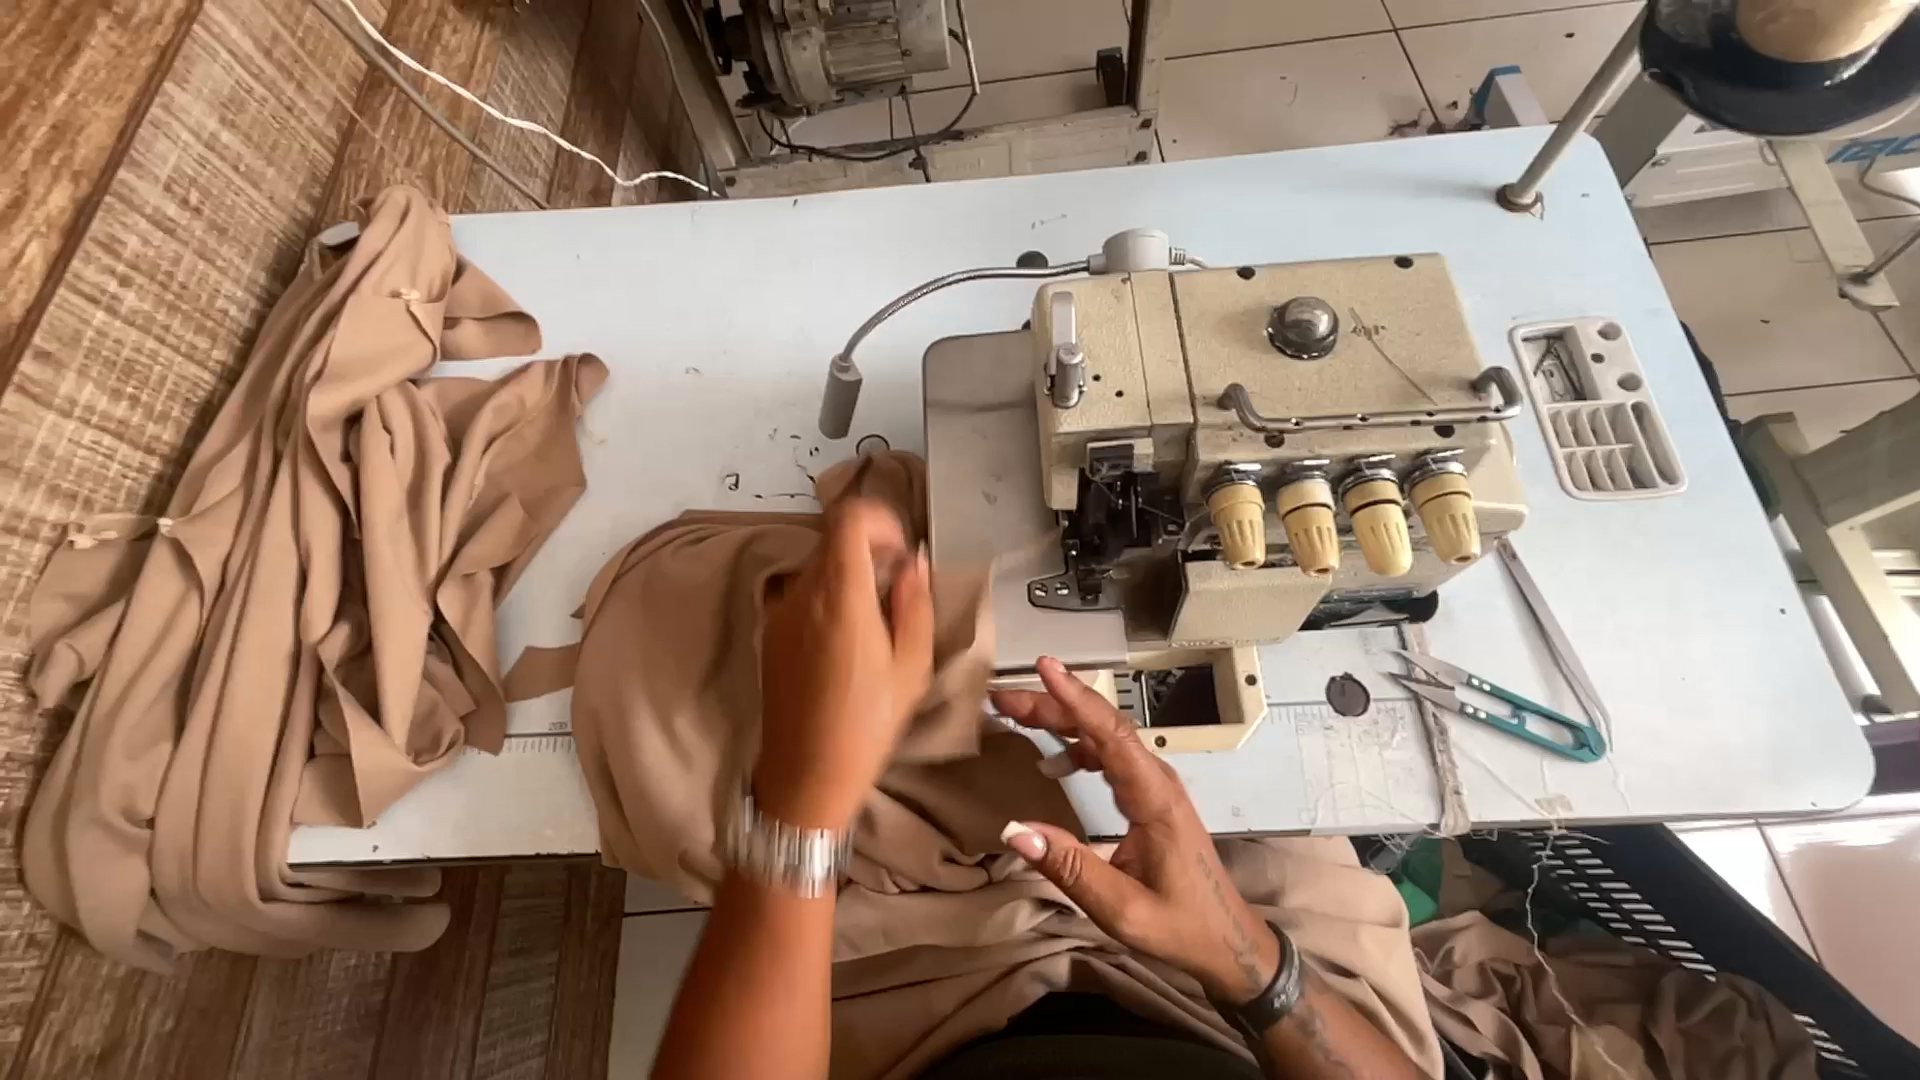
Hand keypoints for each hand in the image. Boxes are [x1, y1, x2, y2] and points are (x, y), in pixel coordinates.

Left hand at [756, 498, 933, 830]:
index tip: (901, 549)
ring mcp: (780, 611)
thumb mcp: (911, 667)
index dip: (880, 518)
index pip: (848, 518)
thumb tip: (912, 564)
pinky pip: (804, 593)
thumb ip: (914, 603)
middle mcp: (802, 593)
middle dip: (870, 549)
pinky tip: (848, 640)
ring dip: (851, 574)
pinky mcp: (771, 631)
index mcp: (840, 596)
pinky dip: (830, 595)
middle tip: (898, 587)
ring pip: (819, 565)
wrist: (804, 774)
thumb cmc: (867, 724)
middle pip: (833, 539)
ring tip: (876, 619)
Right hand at [991, 658, 1279, 1003]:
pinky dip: (1077, 744)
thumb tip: (1014, 830)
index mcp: (1153, 799)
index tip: (1045, 667)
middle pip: (1102, 726)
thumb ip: (1070, 868)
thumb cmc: (1180, 925)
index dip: (1076, 698)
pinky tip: (1051, 759)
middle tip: (1002, 698)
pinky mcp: (1148, 795)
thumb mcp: (1122, 910)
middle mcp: (1155, 779)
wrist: (1228, 941)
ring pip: (1104, 735)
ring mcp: (1153, 784)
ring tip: (1016, 714)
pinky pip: (1109, 754)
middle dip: (1052, 704)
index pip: (1112, 734)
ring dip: (1061, 719)